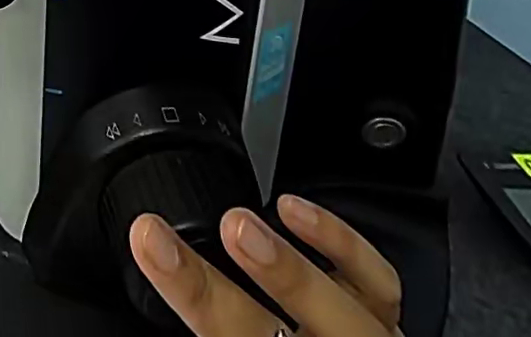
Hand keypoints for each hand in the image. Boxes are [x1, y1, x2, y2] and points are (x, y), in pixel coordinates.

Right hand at [129, 195, 403, 336]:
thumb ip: (217, 326)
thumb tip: (165, 281)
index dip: (184, 292)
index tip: (145, 243)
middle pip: (262, 332)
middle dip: (209, 290)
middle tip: (165, 240)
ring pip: (331, 309)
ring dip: (283, 268)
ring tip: (238, 224)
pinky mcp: (386, 318)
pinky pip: (375, 282)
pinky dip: (338, 241)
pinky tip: (292, 207)